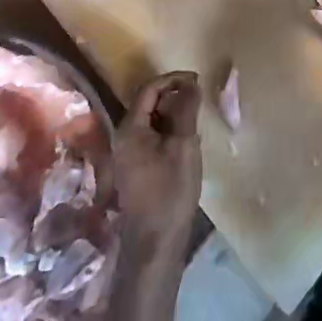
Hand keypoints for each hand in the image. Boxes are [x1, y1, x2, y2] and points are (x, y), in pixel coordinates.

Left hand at [114, 71, 202, 252]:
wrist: (155, 240)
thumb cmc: (170, 191)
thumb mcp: (184, 146)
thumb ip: (186, 111)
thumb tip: (191, 84)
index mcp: (130, 129)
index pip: (148, 89)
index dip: (173, 79)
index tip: (197, 80)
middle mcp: (122, 138)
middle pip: (147, 103)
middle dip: (173, 95)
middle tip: (199, 98)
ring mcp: (126, 154)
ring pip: (149, 121)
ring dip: (171, 112)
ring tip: (195, 117)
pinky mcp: (134, 167)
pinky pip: (150, 136)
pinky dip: (167, 129)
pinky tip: (184, 139)